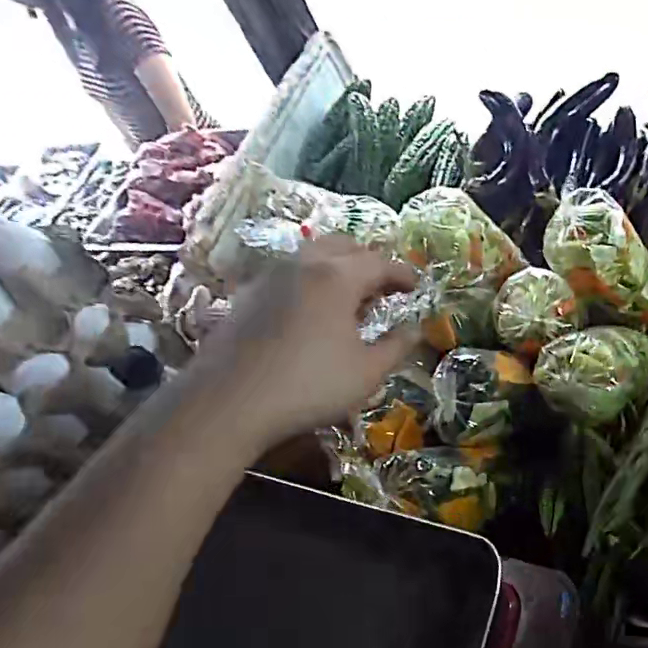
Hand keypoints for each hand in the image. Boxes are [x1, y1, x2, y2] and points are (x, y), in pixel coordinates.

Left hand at [187, 237, 419, 447]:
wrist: (232, 400)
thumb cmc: (310, 386)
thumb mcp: (366, 374)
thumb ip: (396, 347)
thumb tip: (415, 330)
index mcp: (337, 277)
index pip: (379, 262)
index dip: (402, 274)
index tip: (416, 287)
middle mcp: (303, 265)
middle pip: (343, 247)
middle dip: (369, 262)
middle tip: (383, 287)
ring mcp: (270, 277)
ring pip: (312, 257)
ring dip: (337, 269)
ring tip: (349, 298)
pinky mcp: (248, 296)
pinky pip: (289, 275)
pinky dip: (310, 283)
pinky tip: (312, 313)